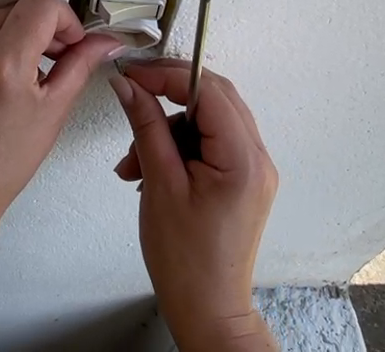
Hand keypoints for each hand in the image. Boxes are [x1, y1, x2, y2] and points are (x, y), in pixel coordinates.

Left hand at [0, 0, 122, 239]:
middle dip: (30, 32)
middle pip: (10, 10)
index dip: (61, 18)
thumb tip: (106, 38)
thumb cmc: (0, 165)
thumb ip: (79, 66)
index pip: (40, 3)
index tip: (64, 42)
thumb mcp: (51, 114)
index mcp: (4, 65)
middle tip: (36, 65)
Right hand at [111, 61, 279, 351]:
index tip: (131, 74)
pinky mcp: (241, 178)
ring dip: (167, 126)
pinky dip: (177, 143)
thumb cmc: (184, 258)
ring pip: (207, 117)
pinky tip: (149, 167)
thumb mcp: (159, 182)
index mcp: (243, 159)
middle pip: (213, 96)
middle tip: (132, 94)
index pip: (208, 89)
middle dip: (168, 93)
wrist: (207, 310)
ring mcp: (252, 168)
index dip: (166, 74)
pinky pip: (209, 139)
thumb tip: (127, 84)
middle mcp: (257, 158)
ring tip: (134, 159)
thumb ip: (145, 124)